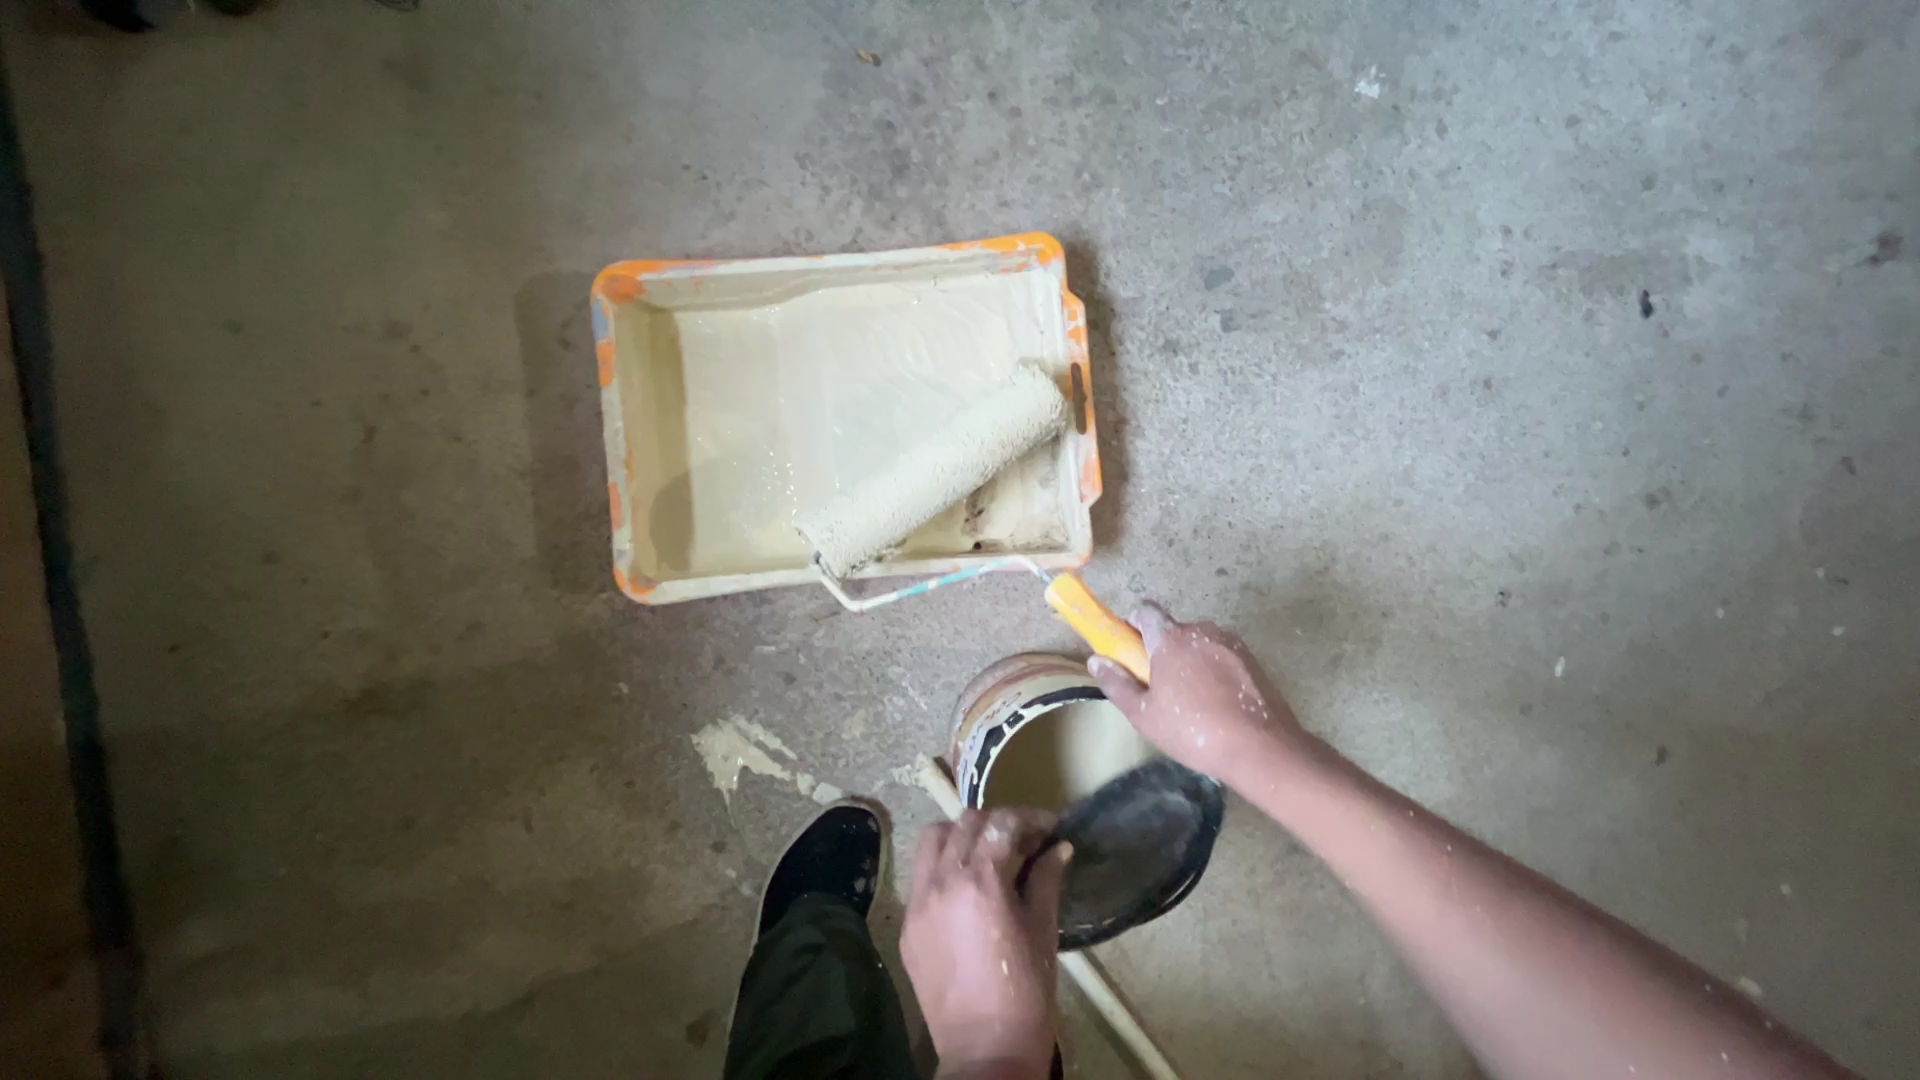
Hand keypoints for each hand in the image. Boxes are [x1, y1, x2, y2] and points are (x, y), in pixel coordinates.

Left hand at [902, 808, 1069, 1079]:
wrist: (985, 1052)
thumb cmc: (1025, 993)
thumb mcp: (1043, 931)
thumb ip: (1046, 879)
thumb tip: (1059, 847)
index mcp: (981, 882)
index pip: (1001, 824)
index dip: (1029, 818)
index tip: (1049, 827)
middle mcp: (942, 882)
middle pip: (965, 822)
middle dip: (997, 823)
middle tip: (1023, 840)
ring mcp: (918, 903)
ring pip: (933, 839)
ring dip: (961, 835)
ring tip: (987, 854)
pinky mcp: (907, 925)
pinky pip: (921, 876)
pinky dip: (943, 866)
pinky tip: (965, 887)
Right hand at [1087, 602, 1316, 785]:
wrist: (1261, 748)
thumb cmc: (1193, 730)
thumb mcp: (1144, 714)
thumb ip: (1117, 684)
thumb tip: (1096, 660)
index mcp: (1171, 638)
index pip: (1145, 610)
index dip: (1133, 625)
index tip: (1130, 650)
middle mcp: (1202, 630)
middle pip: (1174, 630)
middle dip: (1163, 650)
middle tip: (1160, 687)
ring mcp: (1232, 643)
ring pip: (1201, 644)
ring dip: (1191, 661)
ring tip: (1193, 701)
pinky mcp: (1254, 660)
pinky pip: (1224, 657)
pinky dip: (1216, 672)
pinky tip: (1218, 705)